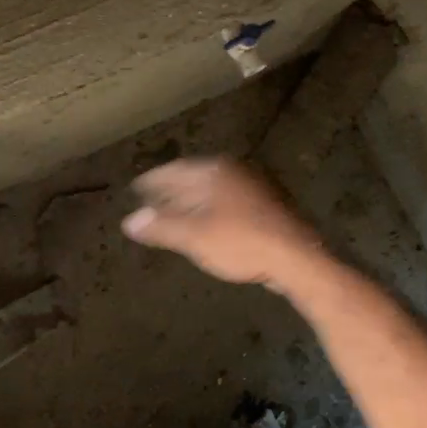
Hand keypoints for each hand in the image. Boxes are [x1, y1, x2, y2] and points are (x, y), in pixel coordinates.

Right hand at [121, 157, 326, 290]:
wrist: (296, 257)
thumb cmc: (241, 243)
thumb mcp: (194, 237)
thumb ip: (161, 227)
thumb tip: (130, 221)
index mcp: (214, 171)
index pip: (174, 170)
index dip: (153, 180)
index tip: (137, 187)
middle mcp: (235, 171)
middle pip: (195, 177)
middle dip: (172, 190)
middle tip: (153, 199)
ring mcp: (255, 186)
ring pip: (214, 189)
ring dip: (193, 200)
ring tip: (176, 214)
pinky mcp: (268, 204)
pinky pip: (230, 200)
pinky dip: (212, 209)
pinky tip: (209, 225)